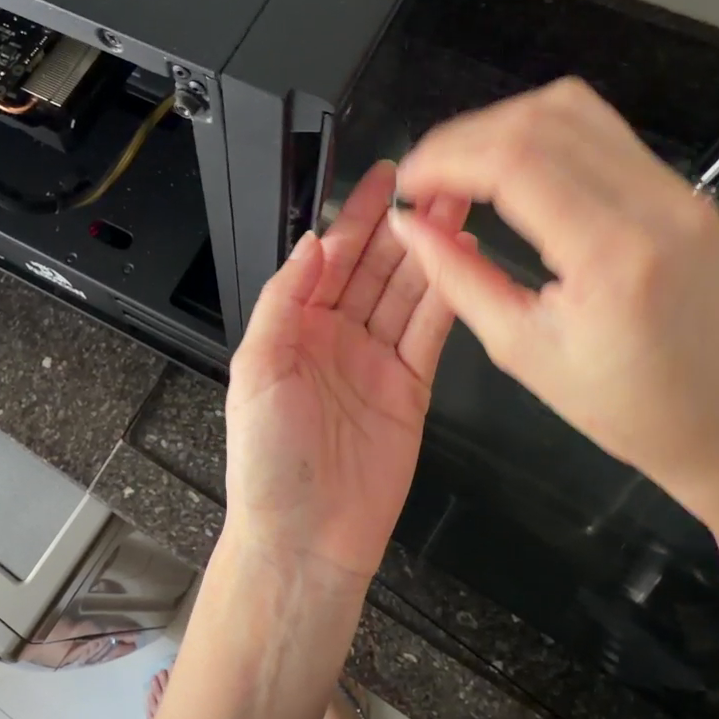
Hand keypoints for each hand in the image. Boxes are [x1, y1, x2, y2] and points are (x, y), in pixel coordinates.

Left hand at [223, 161, 471, 579]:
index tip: (383, 179)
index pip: (331, 257)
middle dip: (403, 224)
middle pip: (376, 266)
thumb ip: (283, 301)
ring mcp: (376, 359)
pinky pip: (430, 331)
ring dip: (430, 250)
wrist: (304, 538)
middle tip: (435, 182)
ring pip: (408, 291)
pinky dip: (448, 296)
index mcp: (295, 326)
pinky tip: (462, 262)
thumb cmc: (266, 462)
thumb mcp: (257, 369)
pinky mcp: (410, 387)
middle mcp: (337, 336)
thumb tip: (310, 243)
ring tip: (457, 208)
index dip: (356, 216)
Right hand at [388, 78, 718, 518]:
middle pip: (538, 122)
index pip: (515, 162)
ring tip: (457, 167)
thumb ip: (456, 278)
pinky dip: (536, 130)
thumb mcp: (521, 350)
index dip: (446, 158)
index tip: (405, 184)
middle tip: (422, 176)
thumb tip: (405, 222)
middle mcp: (653, 203)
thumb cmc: (622, 407)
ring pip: (568, 108)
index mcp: (614, 255)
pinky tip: (505, 164)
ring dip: (498, 125)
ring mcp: (674, 187)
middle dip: (462, 138)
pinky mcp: (677, 185)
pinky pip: (596, 127)